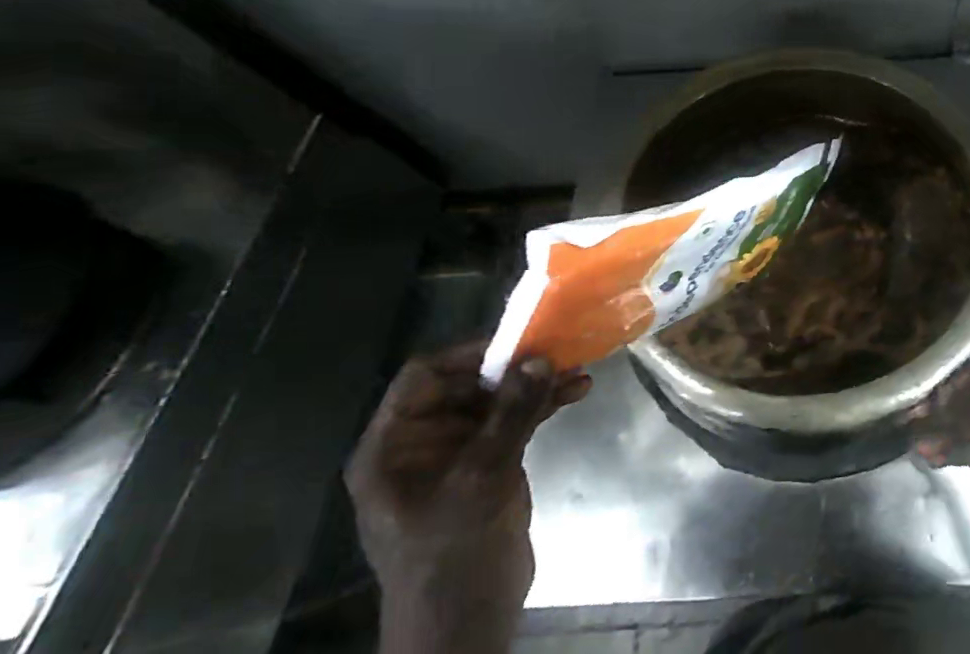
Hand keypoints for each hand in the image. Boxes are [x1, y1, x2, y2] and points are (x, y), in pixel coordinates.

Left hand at [344, 342, 589, 652]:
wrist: (466, 628)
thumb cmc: (454, 555)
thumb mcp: (481, 479)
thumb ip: (511, 415)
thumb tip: (541, 357)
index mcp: (392, 445)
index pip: (422, 377)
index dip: (468, 355)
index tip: (517, 343)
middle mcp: (419, 443)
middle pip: (465, 386)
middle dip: (512, 369)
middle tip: (557, 352)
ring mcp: (455, 457)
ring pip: (495, 403)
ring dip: (534, 386)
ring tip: (577, 370)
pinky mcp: (486, 469)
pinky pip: (512, 424)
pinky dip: (540, 408)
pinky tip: (575, 393)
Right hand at [910, 367, 969, 553]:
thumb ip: (955, 414)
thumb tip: (924, 407)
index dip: (950, 383)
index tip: (926, 396)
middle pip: (964, 402)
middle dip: (938, 411)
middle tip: (913, 421)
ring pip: (961, 428)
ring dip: (940, 434)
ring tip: (918, 446)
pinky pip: (965, 449)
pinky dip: (948, 452)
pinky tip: (930, 460)